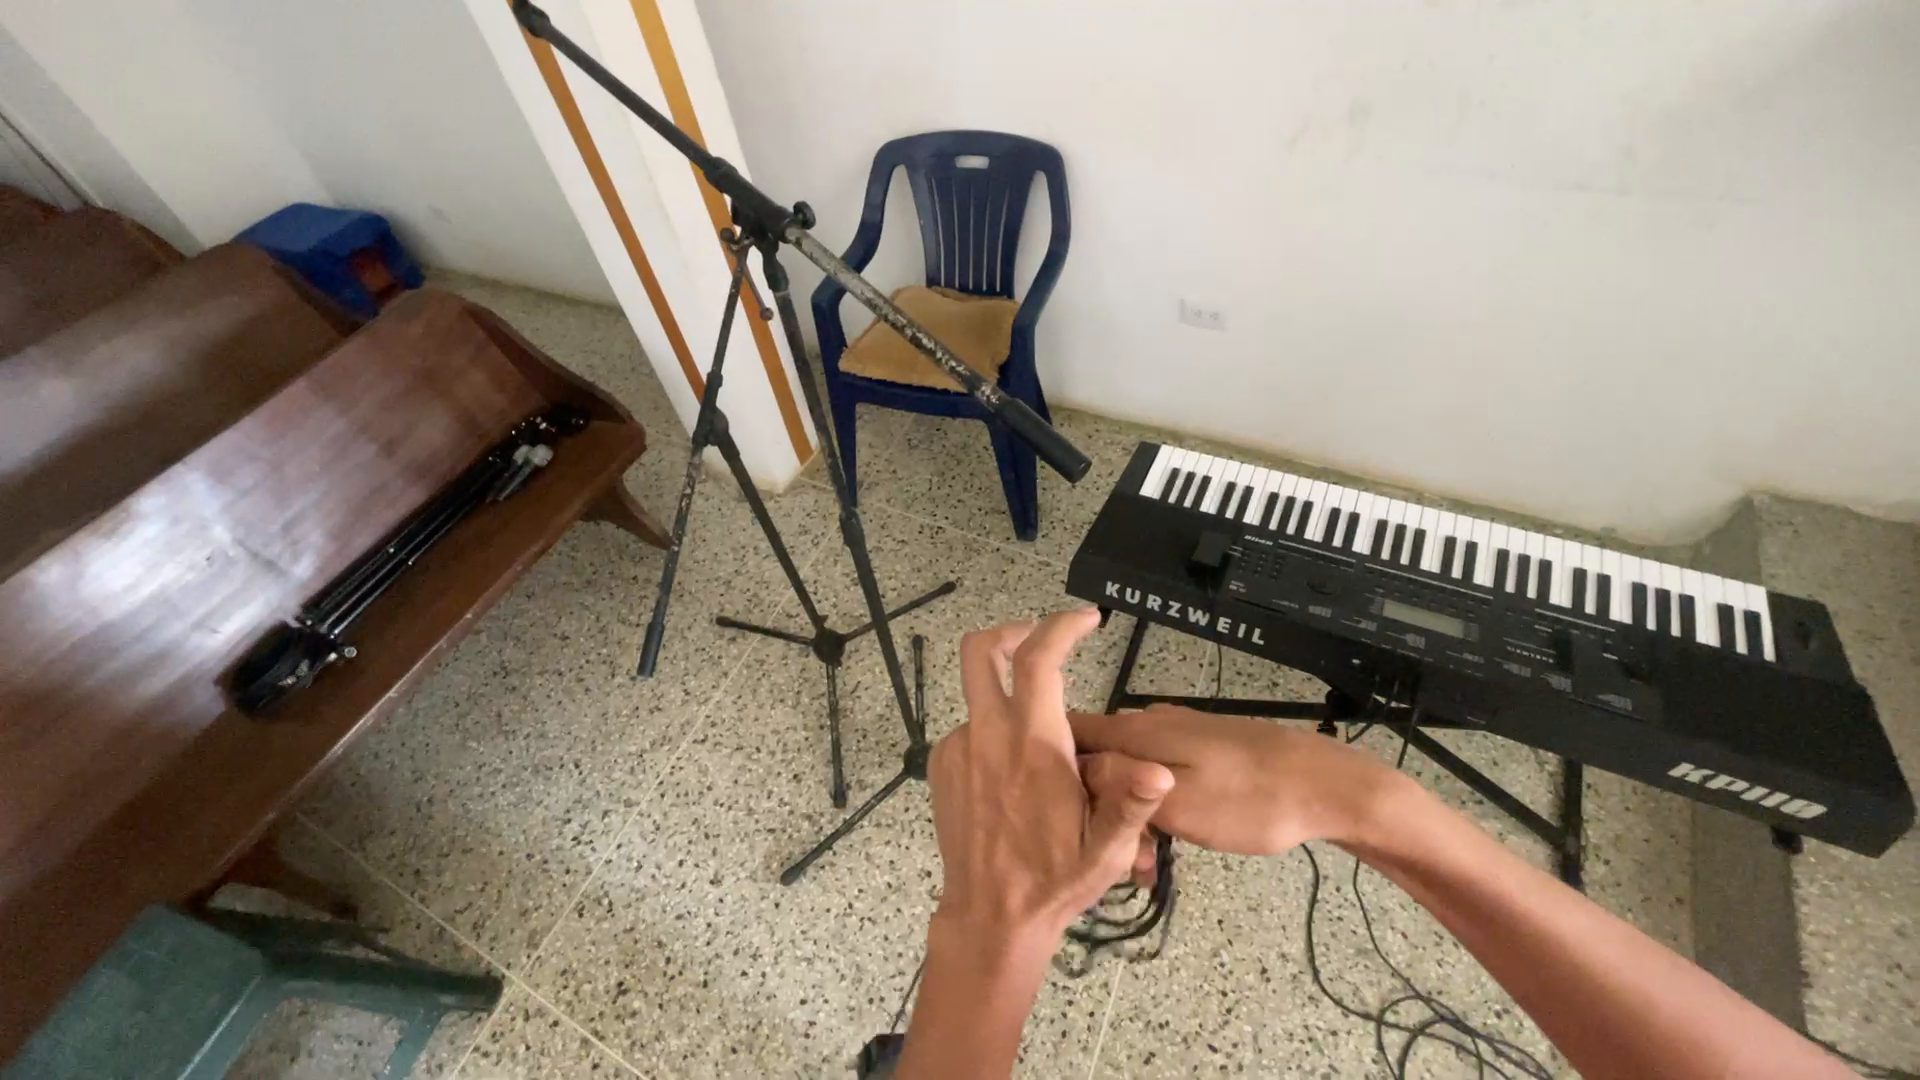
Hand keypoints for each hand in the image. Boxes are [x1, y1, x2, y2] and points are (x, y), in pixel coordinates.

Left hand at [928, 610, 1174, 947]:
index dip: (1061, 626)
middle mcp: (986, 736)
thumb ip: (1132, 805)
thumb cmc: (1052, 881)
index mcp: (1032, 746)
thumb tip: (1161, 771)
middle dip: (1012, 631)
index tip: (1087, 619)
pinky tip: (1016, 772)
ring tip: (1045, 746)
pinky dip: (994, 732)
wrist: (988, 918)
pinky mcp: (941, 766)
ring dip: (1010, 697)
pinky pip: (970, 729)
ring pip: (981, 696)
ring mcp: (958, 749)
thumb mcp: (1105, 851)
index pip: (1038, 659)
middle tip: (1041, 639)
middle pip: (980, 651)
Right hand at [1068, 704, 1408, 856]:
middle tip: (1121, 861)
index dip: (1053, 773)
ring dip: (1129, 815)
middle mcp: (1147, 721)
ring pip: (1130, 772)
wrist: (1325, 786)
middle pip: (1097, 758)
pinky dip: (1155, 806)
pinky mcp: (1202, 746)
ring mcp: (1177, 731)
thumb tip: (1072, 768)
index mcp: (1133, 730)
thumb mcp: (1175, 802)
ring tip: (1151, 865)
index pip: (1067, 733)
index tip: (1059, 818)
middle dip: (1096, 807)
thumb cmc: (1247, 800)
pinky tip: (1174, 840)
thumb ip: (1116, 784)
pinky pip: (1158, 775)